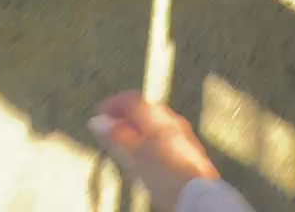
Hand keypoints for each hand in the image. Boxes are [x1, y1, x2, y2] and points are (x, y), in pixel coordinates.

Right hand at [88, 91, 220, 209]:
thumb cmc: (168, 174)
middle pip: (143, 108)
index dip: (112, 103)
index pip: (130, 98)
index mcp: (157, 114)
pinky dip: (150, 139)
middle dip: (126, 115)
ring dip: (138, 128)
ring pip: (154, 123)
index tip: (101, 112)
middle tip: (111, 125)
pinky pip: (164, 136)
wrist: (196, 196)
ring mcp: (182, 133)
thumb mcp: (134, 153)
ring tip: (126, 142)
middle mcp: (171, 119)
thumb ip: (116, 134)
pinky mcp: (188, 150)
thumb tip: (98, 122)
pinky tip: (146, 154)